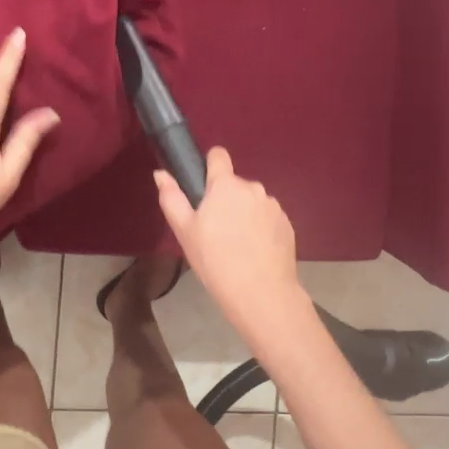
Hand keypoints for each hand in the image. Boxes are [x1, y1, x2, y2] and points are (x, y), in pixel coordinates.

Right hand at [153, 147, 305, 326]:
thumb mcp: (185, 232)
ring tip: (237, 245)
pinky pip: (268, 218)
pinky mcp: (287, 224)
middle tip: (215, 230)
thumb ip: (172, 198)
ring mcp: (273, 205)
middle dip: (225, 199)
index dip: (210, 165)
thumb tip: (161, 173)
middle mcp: (253, 187)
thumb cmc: (216, 260)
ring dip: (244, 214)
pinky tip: (254, 252)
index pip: (218, 155)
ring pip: (252, 202)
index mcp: (226, 185)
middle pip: (234, 184)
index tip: (204, 186)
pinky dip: (260, 228)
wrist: (262, 293)